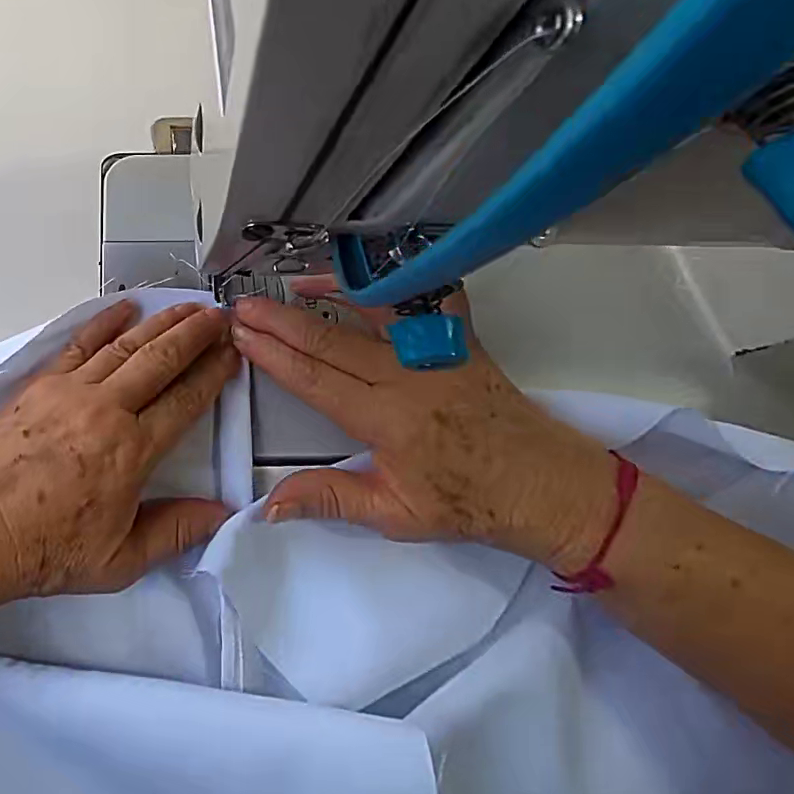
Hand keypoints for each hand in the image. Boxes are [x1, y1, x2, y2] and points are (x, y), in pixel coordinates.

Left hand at [0, 300, 240, 638]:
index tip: (231, 356)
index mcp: (131, 452)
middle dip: (194, 335)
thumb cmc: (42, 548)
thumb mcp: (119, 560)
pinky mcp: (39, 385)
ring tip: (185, 308)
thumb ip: (176, 532)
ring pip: (124, 346)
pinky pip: (78, 345)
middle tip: (219, 317)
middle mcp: (104, 411)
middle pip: (160, 361)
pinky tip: (122, 310)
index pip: (185, 402)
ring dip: (159, 324)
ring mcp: (69, 392)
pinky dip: (102, 323)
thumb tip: (223, 513)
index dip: (213, 375)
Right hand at [229, 278, 617, 572]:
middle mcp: (409, 380)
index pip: (314, 379)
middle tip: (243, 307)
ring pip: (372, 311)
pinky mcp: (460, 343)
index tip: (241, 337)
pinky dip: (389, 285)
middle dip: (279, 320)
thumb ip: (328, 499)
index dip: (273, 355)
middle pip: (330, 339)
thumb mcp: (394, 514)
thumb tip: (269, 506)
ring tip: (289, 284)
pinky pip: (424, 301)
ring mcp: (437, 355)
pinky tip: (361, 278)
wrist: (552, 489)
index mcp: (388, 421)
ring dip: (327, 293)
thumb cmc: (470, 503)